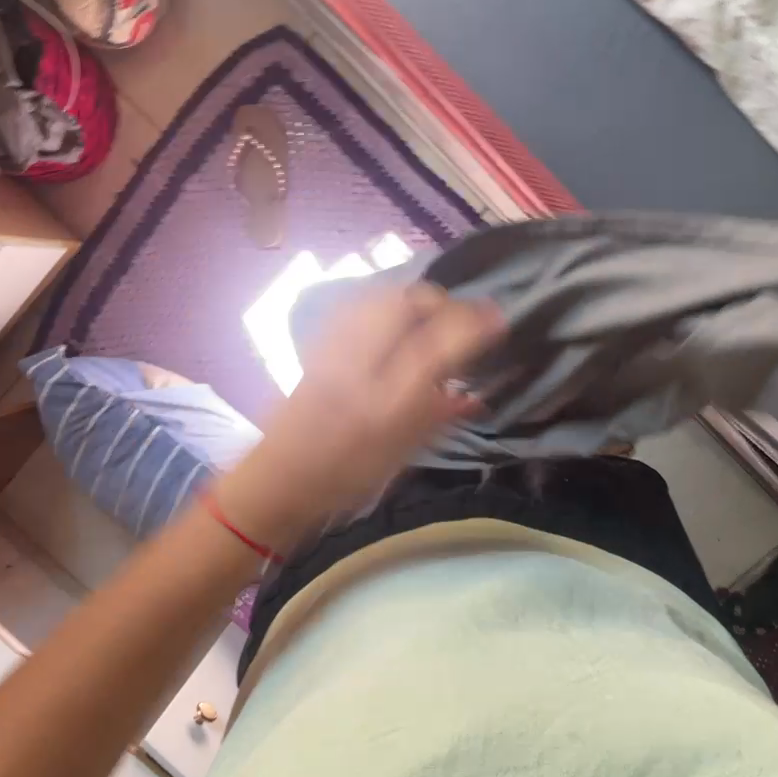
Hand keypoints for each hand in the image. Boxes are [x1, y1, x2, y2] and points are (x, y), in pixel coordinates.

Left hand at [214, 283, 504, 546]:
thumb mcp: (402, 456)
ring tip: (430, 318)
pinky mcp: (317, 344)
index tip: (498, 319)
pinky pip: (358, 305)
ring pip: (380, 296)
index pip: (439, 341)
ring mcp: (334, 348)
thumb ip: (440, 417)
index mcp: (387, 401)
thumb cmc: (347, 478)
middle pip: (407, 302)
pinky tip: (395, 322)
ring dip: (413, 299)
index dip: (475, 321)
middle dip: (442, 301)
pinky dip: (385, 304)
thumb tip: (475, 394)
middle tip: (460, 318)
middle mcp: (360, 364)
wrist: (279, 480)